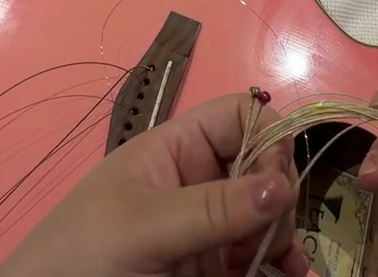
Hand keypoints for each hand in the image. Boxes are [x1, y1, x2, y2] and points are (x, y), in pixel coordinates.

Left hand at [0, 92, 309, 276]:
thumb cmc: (83, 252)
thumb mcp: (144, 226)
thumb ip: (213, 209)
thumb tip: (283, 185)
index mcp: (177, 147)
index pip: (238, 117)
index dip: (267, 137)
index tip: (278, 181)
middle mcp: (199, 181)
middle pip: (262, 167)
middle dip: (279, 195)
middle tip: (277, 235)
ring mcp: (207, 228)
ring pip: (266, 215)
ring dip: (285, 235)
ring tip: (290, 265)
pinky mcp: (211, 269)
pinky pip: (257, 257)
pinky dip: (281, 263)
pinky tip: (295, 276)